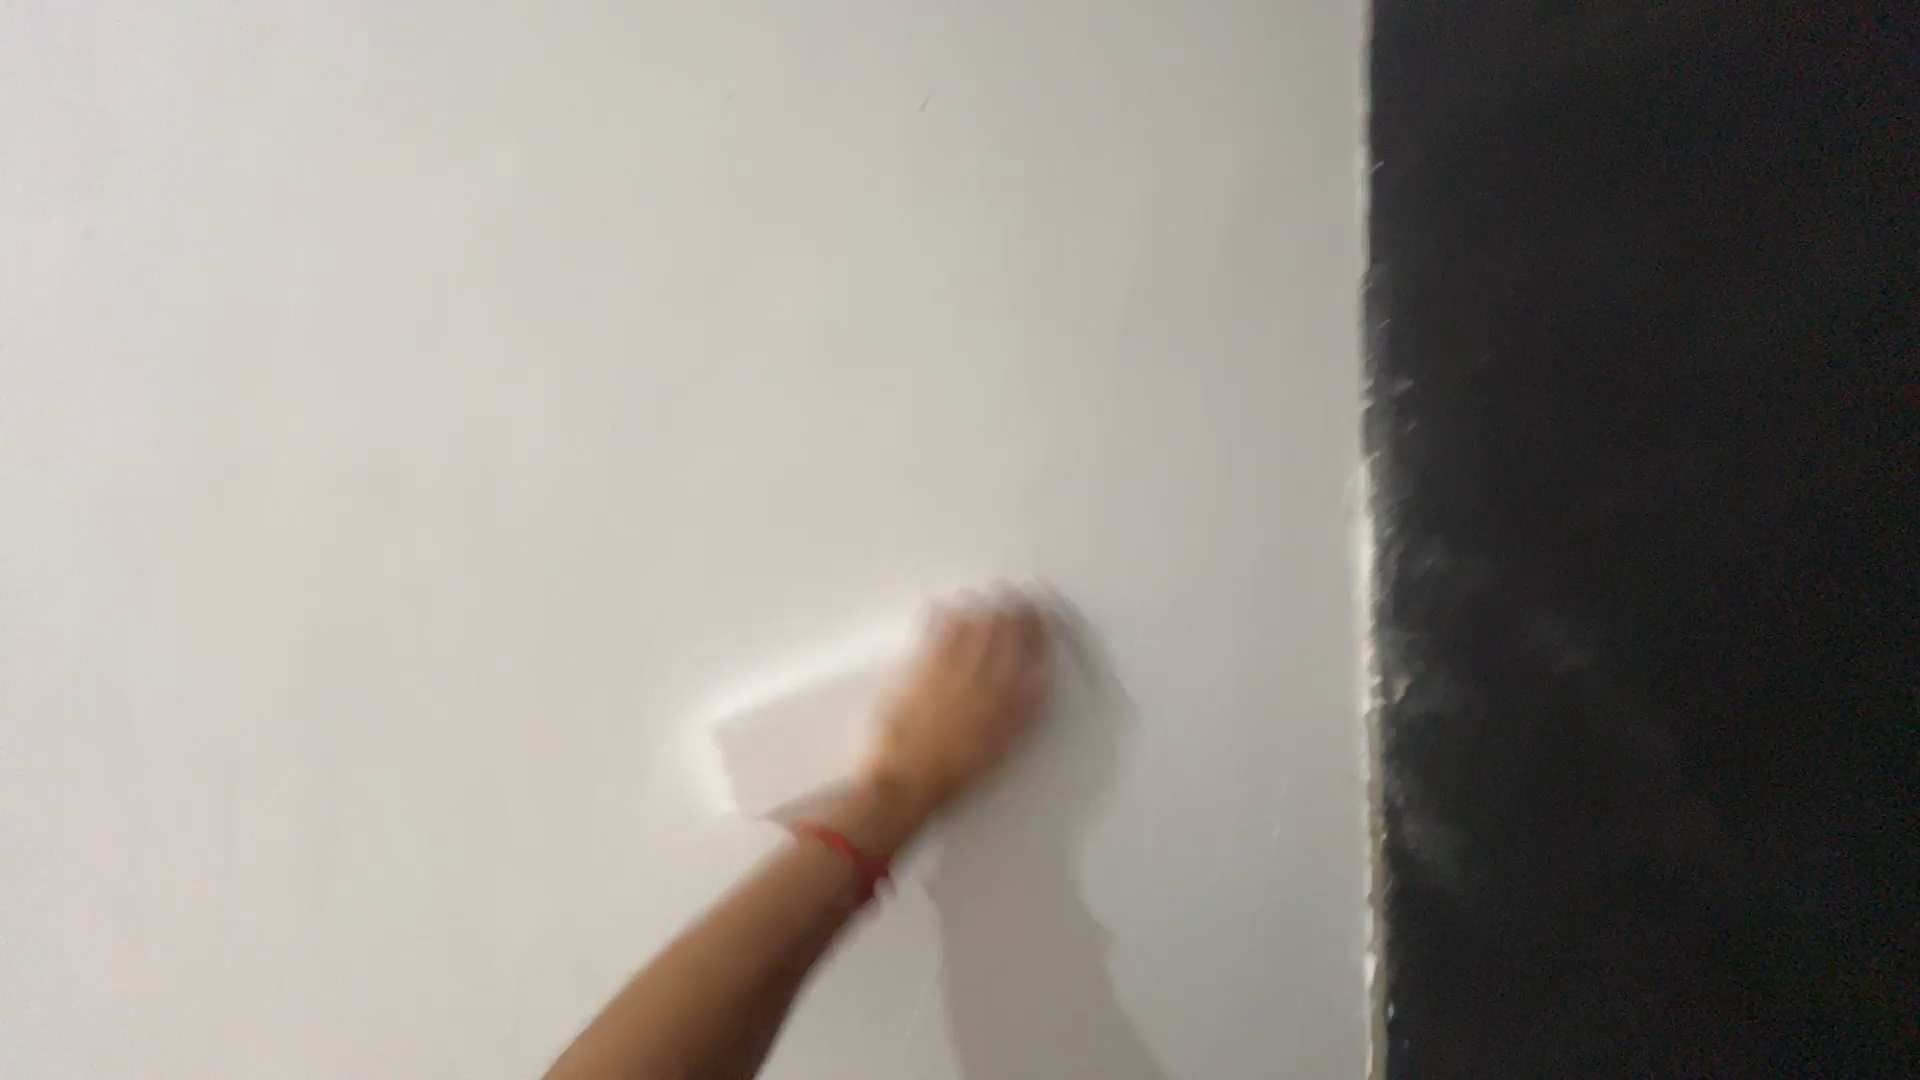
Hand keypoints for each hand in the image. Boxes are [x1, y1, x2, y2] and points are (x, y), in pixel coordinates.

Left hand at [859, 589, 1053, 819]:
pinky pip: (934, 633)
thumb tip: (1038, 682)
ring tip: (985, 596)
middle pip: (1003, 634)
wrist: (907, 782)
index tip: (1041, 614)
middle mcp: (982, 681)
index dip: (1038, 629)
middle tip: (1015, 595)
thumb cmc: (955, 773)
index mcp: (1008, 701)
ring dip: (981, 609)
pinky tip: (944, 606)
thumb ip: (1023, 712)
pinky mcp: (919, 670)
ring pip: (972, 628)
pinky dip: (941, 617)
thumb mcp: (1002, 747)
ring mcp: (949, 672)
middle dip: (1012, 610)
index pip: (1031, 653)